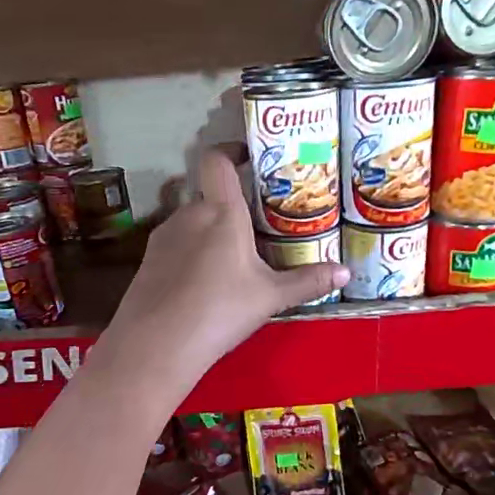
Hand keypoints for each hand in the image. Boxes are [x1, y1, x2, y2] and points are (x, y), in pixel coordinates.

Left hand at [98, 150, 347, 393]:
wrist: (156, 345)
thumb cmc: (220, 310)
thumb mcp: (270, 298)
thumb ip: (308, 281)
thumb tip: (346, 272)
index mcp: (221, 212)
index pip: (216, 160)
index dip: (230, 149)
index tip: (247, 155)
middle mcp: (189, 214)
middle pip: (210, 195)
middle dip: (232, 206)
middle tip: (257, 226)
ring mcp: (164, 236)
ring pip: (193, 221)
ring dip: (211, 230)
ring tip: (233, 259)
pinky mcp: (148, 259)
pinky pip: (177, 243)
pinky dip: (192, 250)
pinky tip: (204, 282)